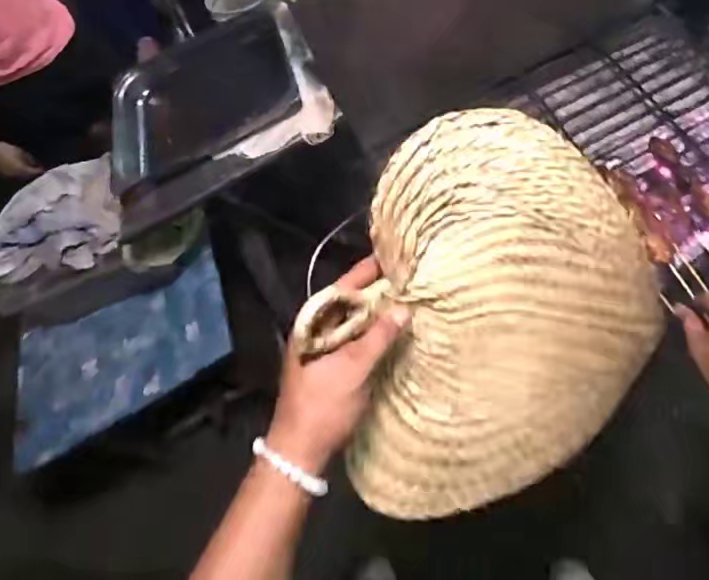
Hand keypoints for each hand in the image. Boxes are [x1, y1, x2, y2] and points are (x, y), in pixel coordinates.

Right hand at [0, 137, 44, 179]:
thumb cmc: (1, 150)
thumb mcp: (19, 152)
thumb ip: (29, 159)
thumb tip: (37, 164)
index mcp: (21, 172)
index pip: (36, 174)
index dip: (43, 171)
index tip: (50, 168)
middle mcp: (14, 178)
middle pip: (29, 178)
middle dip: (35, 174)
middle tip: (42, 169)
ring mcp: (6, 178)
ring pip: (21, 178)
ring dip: (27, 174)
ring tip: (33, 169)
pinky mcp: (0, 175)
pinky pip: (14, 176)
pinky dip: (19, 173)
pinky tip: (21, 168)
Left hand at [266, 257, 409, 471]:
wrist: (298, 454)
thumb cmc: (322, 406)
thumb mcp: (353, 369)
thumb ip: (379, 337)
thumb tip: (405, 308)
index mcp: (314, 321)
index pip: (345, 284)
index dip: (369, 269)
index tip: (396, 254)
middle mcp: (317, 327)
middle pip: (351, 299)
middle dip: (379, 288)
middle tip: (410, 276)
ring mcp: (324, 346)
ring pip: (355, 318)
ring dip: (378, 310)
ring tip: (409, 297)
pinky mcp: (333, 363)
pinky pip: (357, 337)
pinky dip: (375, 330)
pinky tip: (395, 330)